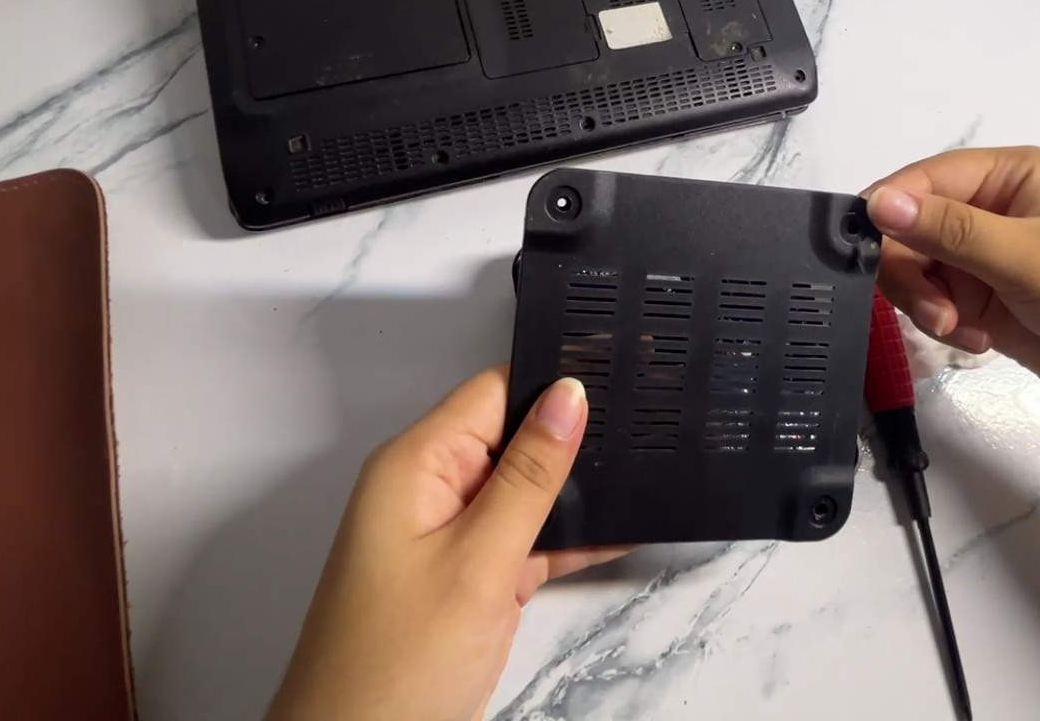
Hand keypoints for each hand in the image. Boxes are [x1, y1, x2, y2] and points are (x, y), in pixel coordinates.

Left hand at [266, 369, 622, 720]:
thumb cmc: (397, 665)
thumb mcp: (476, 561)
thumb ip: (529, 476)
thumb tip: (569, 396)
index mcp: (417, 464)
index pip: (493, 393)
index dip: (549, 380)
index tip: (613, 372)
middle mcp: (434, 487)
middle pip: (513, 436)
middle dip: (570, 435)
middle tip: (640, 426)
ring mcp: (456, 532)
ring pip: (527, 487)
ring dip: (575, 489)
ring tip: (642, 469)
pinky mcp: (474, 572)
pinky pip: (529, 534)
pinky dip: (569, 536)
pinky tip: (621, 527)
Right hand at [866, 146, 1039, 408]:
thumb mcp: (1031, 257)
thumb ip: (949, 231)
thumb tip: (875, 202)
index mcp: (1010, 174)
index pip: (925, 179)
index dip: (891, 209)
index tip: (865, 249)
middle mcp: (991, 209)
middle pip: (910, 227)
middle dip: (911, 272)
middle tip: (933, 313)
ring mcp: (985, 256)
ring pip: (915, 268)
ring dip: (924, 302)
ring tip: (956, 331)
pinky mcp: (982, 298)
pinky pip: (934, 301)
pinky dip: (942, 323)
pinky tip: (973, 342)